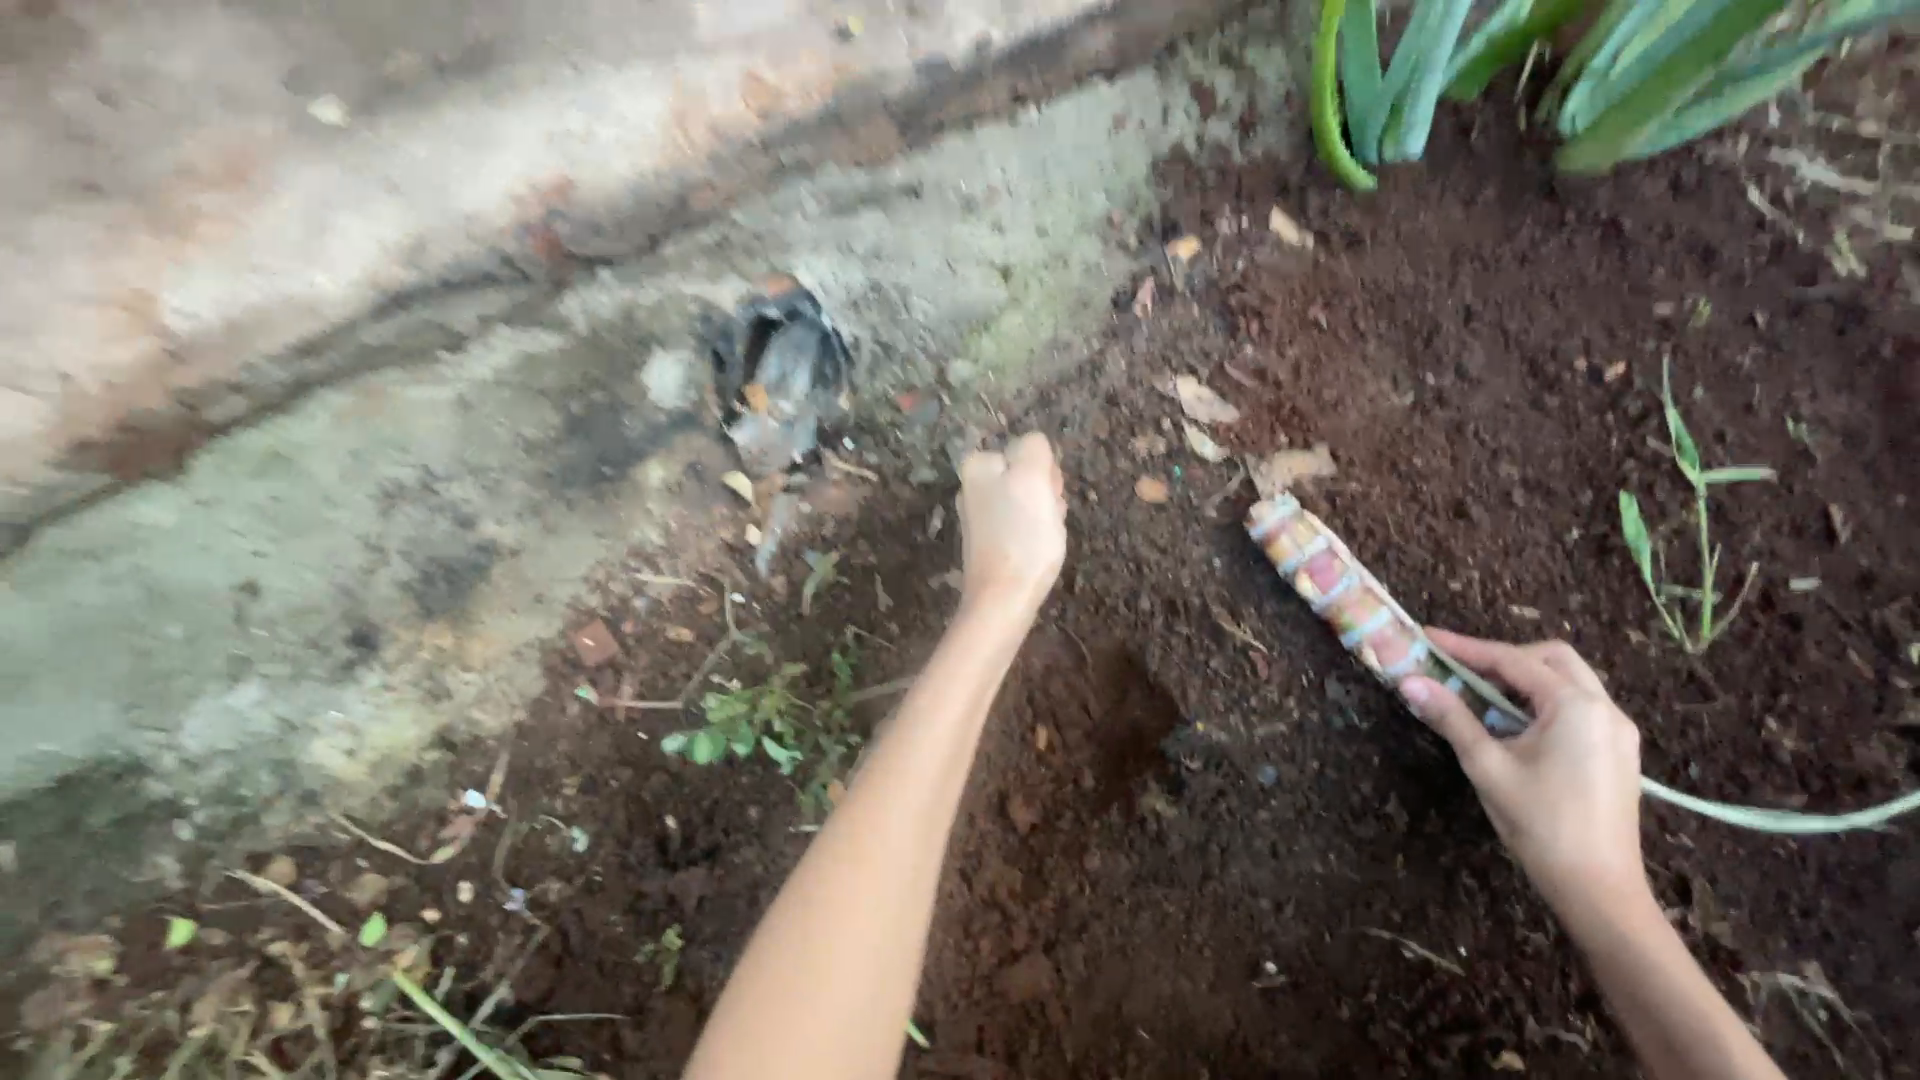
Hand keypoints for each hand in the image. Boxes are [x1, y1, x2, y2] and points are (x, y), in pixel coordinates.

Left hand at [957, 433, 1066, 615]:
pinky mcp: (990, 541)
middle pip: (1029, 476)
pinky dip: (1035, 536)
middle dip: (1046, 494)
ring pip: (1030, 502)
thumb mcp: (1033, 477)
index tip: (1046, 495)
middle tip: (1046, 518)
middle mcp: (972, 486)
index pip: (1031, 449)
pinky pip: (1022, 526)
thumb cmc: (1022, 536)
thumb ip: (1033, 447)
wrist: (1003, 598)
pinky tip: (1035, 553)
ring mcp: (980, 516)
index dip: (1046, 472)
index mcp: (977, 465)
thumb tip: (1032, 446)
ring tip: (1041, 538)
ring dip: (1045, 516)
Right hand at [1399, 630, 1649, 921]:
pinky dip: (1541, 701)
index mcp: (1575, 707)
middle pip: (1551, 659)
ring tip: (1480, 694)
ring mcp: (1617, 732)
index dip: (1466, 648)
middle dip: (1503, 657)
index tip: (1428, 638)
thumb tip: (1410, 682)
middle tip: (1461, 668)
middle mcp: (1605, 710)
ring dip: (1523, 679)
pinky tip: (1512, 724)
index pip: (1513, 661)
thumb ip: (1451, 717)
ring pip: (1568, 682)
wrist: (1598, 888)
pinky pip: (1577, 707)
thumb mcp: (1486, 765)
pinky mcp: (1617, 753)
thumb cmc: (1540, 823)